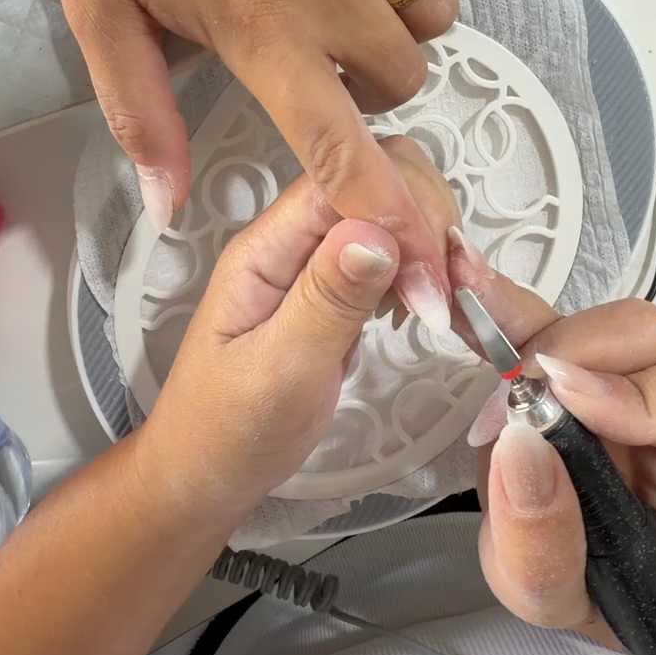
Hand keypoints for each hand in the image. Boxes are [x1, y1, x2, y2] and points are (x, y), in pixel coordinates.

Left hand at [0, 0, 494, 332]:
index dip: (382, 209)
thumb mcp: (97, 8)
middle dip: (373, 99)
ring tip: (353, 15)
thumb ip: (143, 114)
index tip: (417, 257)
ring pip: (430, 12)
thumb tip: (167, 204)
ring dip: (403, 34)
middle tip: (323, 76)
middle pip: (402, 81)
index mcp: (262, 32)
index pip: (340, 144)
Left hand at [137, 135, 460, 516]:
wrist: (207, 474)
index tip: (432, 279)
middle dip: (423, 222)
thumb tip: (378, 232)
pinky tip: (423, 308)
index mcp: (266, 248)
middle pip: (373, 180)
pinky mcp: (336, 288)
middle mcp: (292, 240)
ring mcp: (315, 262)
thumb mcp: (279, 372)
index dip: (399, 211)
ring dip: (428, 246)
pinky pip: (389, 253)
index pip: (340, 181)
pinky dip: (419, 271)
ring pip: (389, 213)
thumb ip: (327, 301)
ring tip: (441, 304)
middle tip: (448, 292)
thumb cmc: (229, 432)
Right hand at [451, 240, 655, 643]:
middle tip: (512, 403)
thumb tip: (520, 448)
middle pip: (646, 332)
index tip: (570, 402)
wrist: (559, 565)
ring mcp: (604, 368)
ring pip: (590, 314)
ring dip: (533, 337)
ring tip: (492, 388)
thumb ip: (543, 543)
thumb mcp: (558, 594)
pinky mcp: (548, 351)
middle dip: (572, 355)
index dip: (646, 391)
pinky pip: (525, 313)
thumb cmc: (581, 581)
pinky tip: (458, 294)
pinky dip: (492, 304)